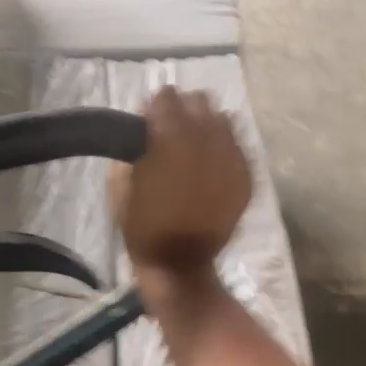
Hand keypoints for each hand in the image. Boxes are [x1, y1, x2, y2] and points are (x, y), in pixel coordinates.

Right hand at [110, 86, 252, 279]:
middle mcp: (205, 142)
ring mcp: (231, 158)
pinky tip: (212, 164)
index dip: (154, 108)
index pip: (165, 99)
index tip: (148, 121)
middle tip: (172, 132)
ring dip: (206, 126)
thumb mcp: (119, 190)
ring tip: (195, 147)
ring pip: (223, 118)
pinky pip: (239, 144)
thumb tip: (141, 123)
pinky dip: (225, 147)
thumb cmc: (143, 230)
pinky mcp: (246, 175)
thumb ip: (128, 150)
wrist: (180, 266)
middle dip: (183, 111)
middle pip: (198, 101)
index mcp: (169, 142)